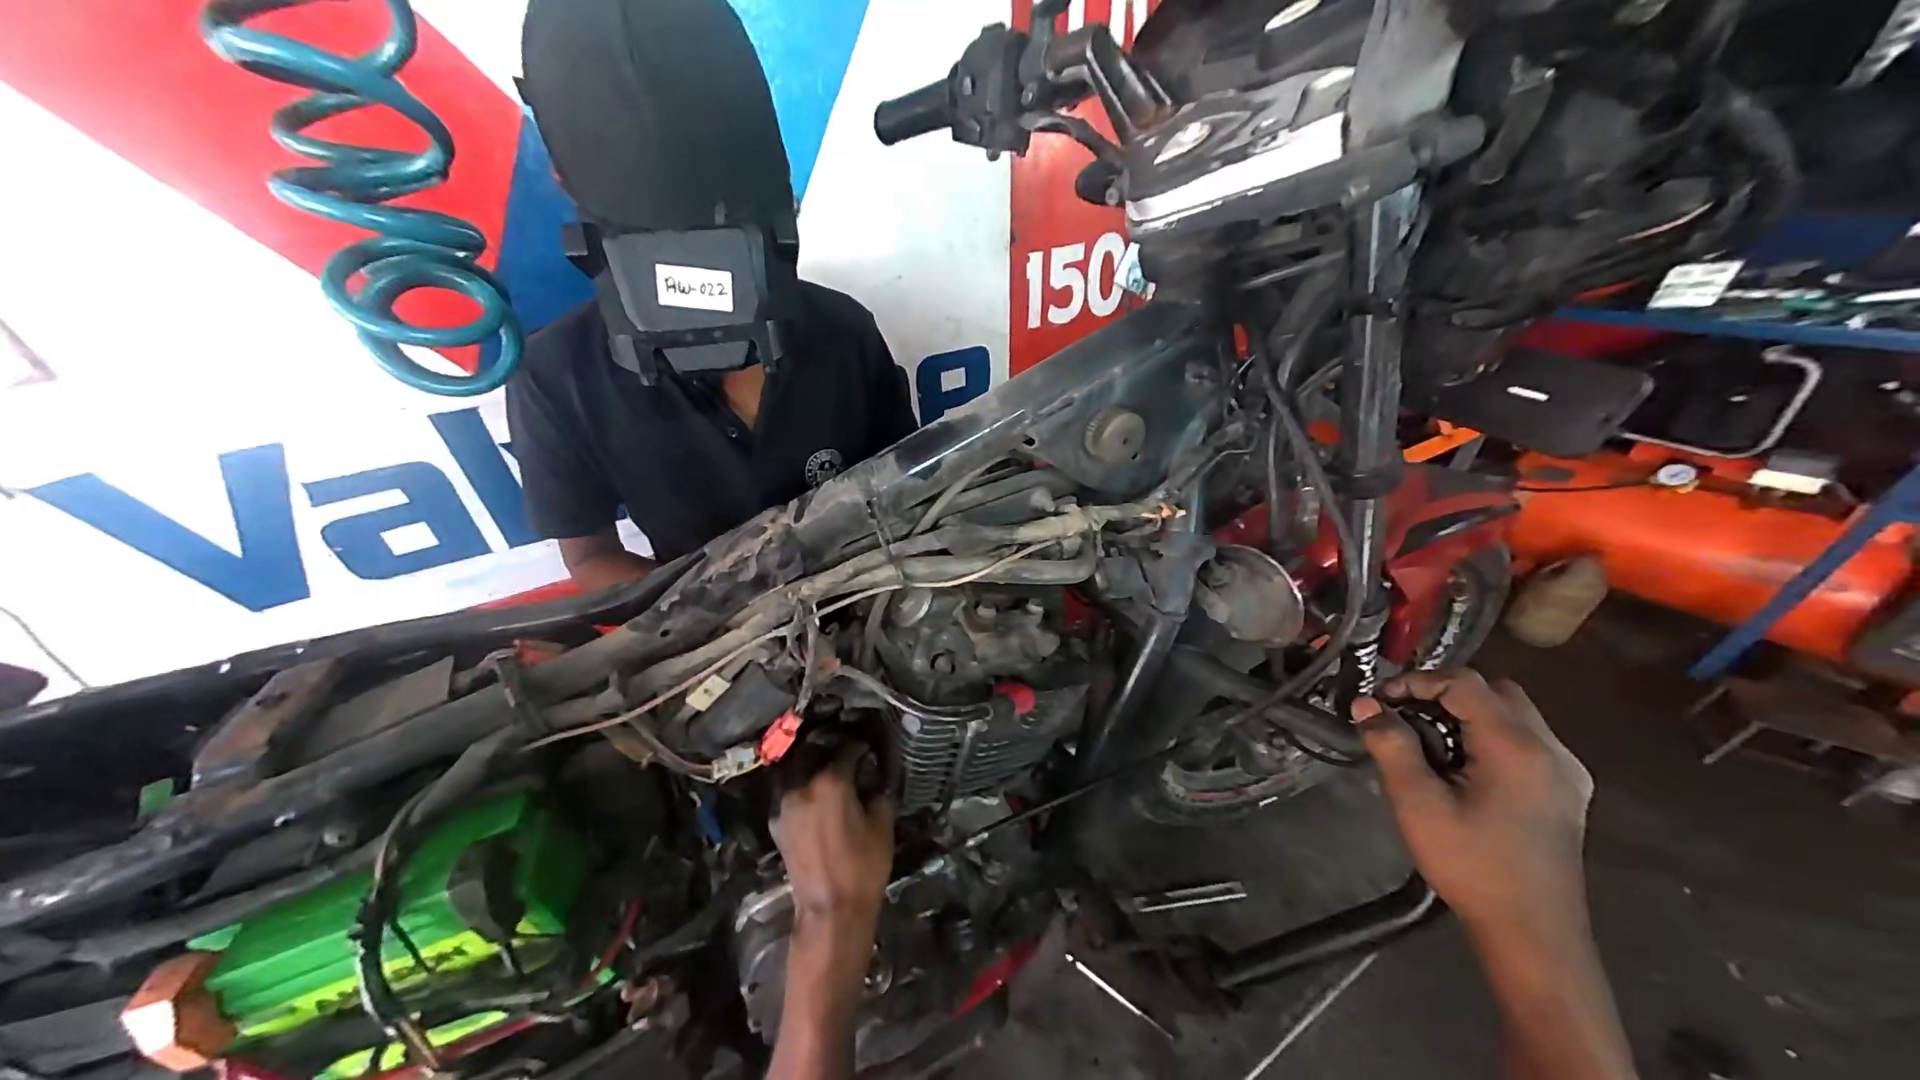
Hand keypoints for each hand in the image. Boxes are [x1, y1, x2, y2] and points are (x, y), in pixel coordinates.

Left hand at [767, 757, 894, 1079]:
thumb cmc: (863, 866)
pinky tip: (816, 797)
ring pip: (797, 773)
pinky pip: (790, 795)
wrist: (831, 911)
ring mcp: (785, 806)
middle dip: (830, 750)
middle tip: (847, 754)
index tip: (869, 748)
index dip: (860, 746)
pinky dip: (802, 790)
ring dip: (812, 768)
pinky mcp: (777, 825)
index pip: (847, 750)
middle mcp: (802, 786)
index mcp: (830, 781)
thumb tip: (875, 778)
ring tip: (829, 772)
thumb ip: (878, 792)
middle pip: (814, 754)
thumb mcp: (883, 825)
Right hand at [1352, 669, 1593, 939]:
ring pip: (1513, 713)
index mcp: (1516, 747)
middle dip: (1444, 692)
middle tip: (1406, 715)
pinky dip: (1488, 734)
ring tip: (1428, 740)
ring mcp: (1566, 771)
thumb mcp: (1417, 803)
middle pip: (1495, 690)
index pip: (1464, 684)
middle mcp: (1551, 749)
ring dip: (1467, 712)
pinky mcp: (1566, 790)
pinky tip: (1462, 765)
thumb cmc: (1471, 864)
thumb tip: (1365, 704)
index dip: (1417, 682)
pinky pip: (1525, 739)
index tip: (1382, 701)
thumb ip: (1390, 745)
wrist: (1533, 932)